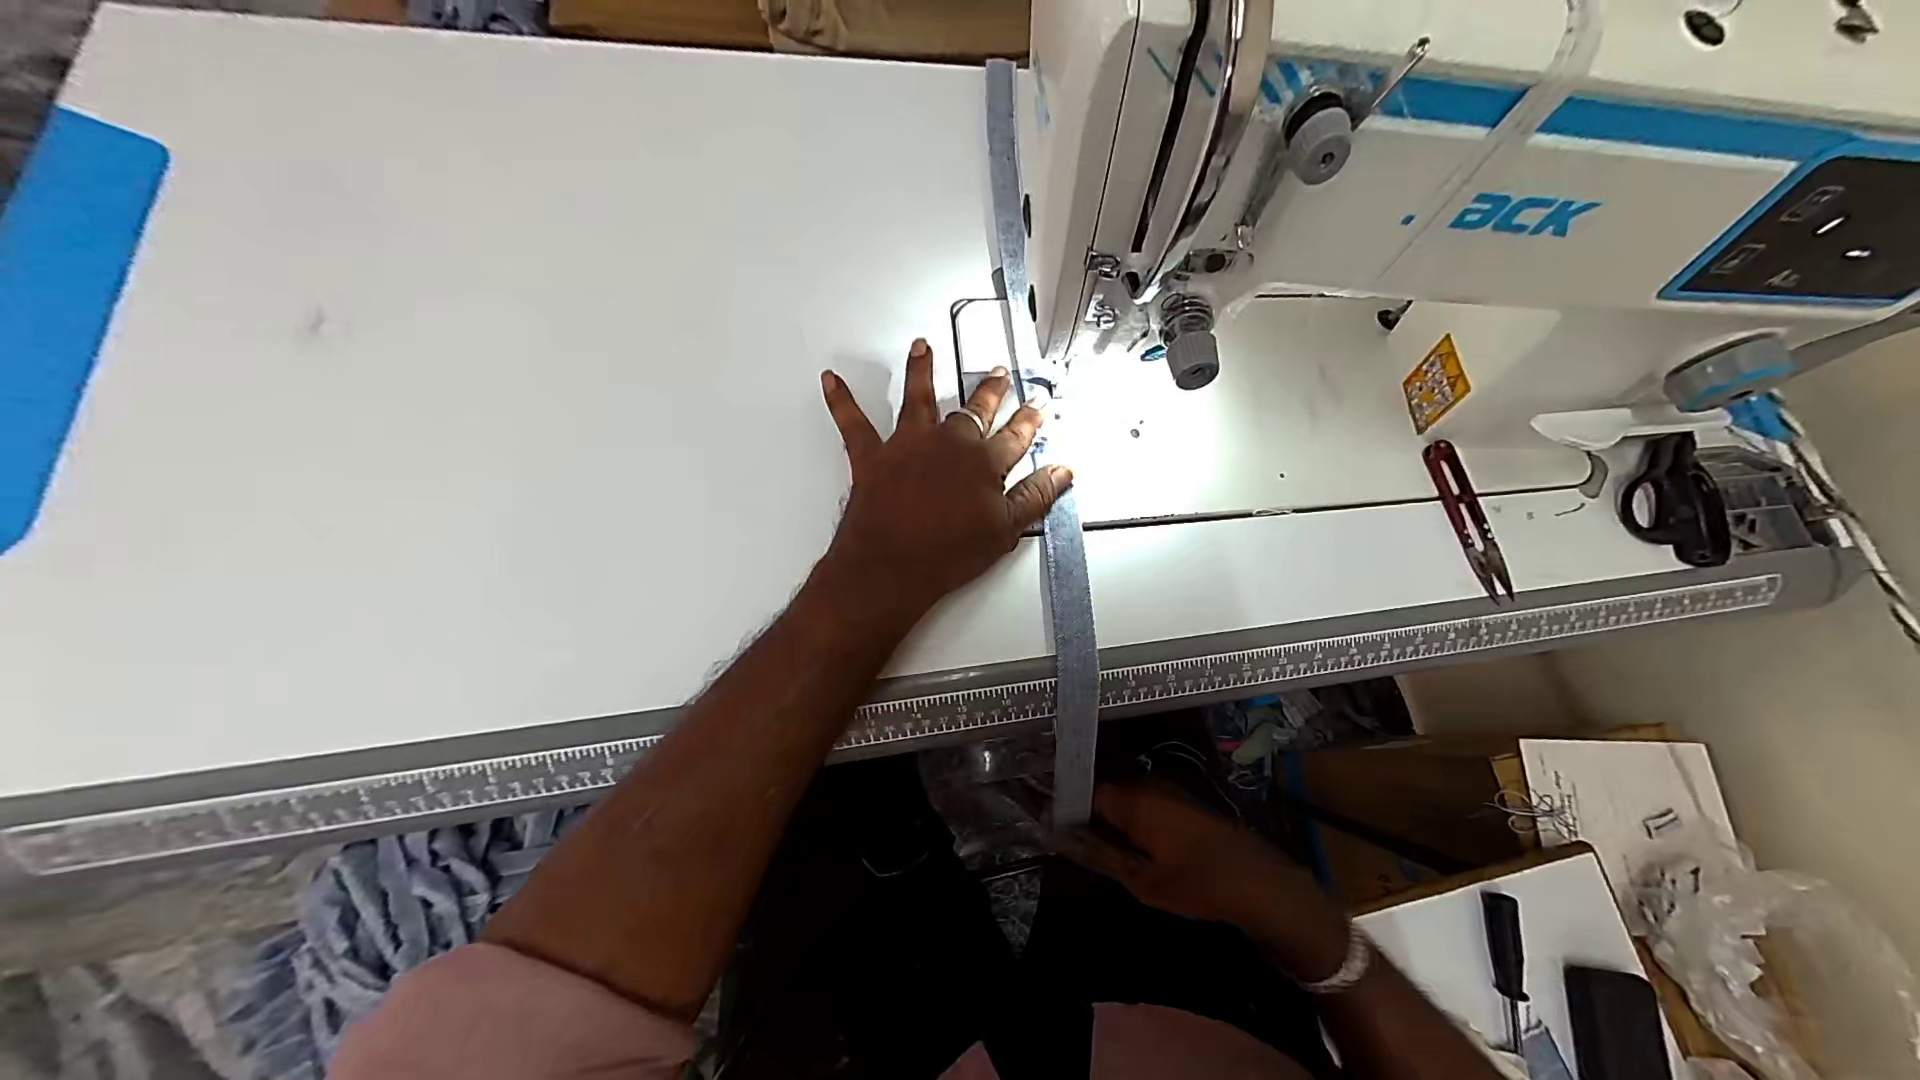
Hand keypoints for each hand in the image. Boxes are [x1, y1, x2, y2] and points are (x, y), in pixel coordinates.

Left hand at [818, 338, 1071, 622]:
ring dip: (921, 369)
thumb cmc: (944, 554)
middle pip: (974, 408)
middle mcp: (947, 443)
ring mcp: (908, 446)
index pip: (1015, 434)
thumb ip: (1035, 497)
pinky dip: (841, 401)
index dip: (1029, 419)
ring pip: (917, 397)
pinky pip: (853, 423)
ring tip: (923, 348)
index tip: (1037, 407)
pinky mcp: (873, 457)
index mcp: (983, 462)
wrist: (891, 568)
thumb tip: (1061, 474)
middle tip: (998, 374)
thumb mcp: (1004, 531)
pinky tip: (832, 381)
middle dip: (989, 390)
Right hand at [1056, 782, 1325, 928]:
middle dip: (1094, 813)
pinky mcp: (1185, 801)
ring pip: (1128, 796)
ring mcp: (1170, 790)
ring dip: (1117, 817)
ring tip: (1114, 849)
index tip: (1062, 830)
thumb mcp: (1144, 883)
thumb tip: (1066, 840)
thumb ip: (1102, 857)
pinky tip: (1143, 846)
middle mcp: (1149, 785)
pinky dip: (1138, 819)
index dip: (1071, 808)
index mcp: (1134, 800)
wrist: (1263, 883)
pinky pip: (1148, 802)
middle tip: (1089, 846)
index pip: (1086, 791)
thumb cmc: (1200, 884)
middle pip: (1107, 790)